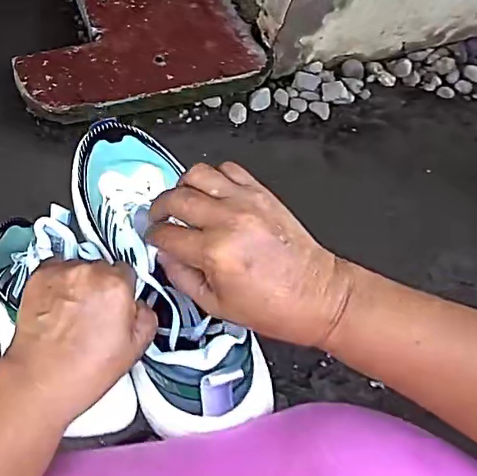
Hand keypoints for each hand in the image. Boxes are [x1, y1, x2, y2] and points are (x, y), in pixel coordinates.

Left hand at [0, 260, 155, 427]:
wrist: (42, 376)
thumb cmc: (86, 367)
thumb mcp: (135, 347)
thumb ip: (145, 315)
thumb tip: (139, 303)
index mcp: (116, 285)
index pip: (126, 272)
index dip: (122, 290)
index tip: (116, 303)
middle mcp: (87, 271)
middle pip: (100, 268)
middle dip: (99, 286)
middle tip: (93, 313)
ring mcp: (59, 272)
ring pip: (76, 268)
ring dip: (77, 283)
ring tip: (71, 313)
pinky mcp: (36, 276)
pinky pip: (53, 272)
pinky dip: (56, 284)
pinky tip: (56, 307)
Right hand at [146, 162, 356, 348]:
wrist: (323, 299)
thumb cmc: (276, 306)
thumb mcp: (215, 306)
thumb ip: (181, 277)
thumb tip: (165, 255)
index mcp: (215, 253)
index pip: (165, 234)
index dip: (153, 237)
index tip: (154, 239)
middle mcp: (229, 222)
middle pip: (174, 199)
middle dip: (158, 209)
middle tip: (159, 218)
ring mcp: (247, 204)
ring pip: (196, 174)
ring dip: (181, 187)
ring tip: (182, 201)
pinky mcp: (262, 195)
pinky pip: (228, 169)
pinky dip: (213, 177)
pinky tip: (211, 193)